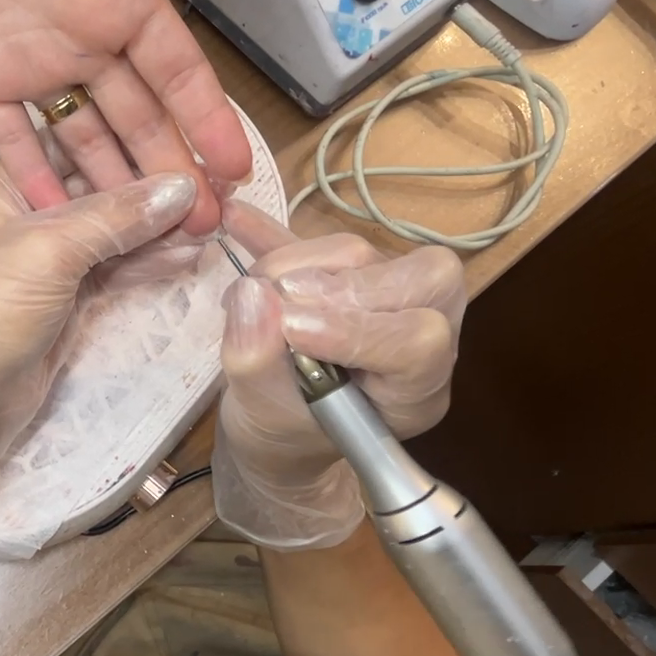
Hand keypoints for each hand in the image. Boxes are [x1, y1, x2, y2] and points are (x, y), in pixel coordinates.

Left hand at [0, 0, 267, 235]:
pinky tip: (63, 224)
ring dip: (116, 189)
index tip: (236, 170)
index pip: (176, 71)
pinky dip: (36, 181)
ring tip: (149, 242)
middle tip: (201, 229)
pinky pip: (12, 141)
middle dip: (171, 172)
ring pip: (84, 140)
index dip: (206, 120)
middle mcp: (85, 40)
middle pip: (139, 119)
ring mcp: (31, 67)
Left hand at [0, 163, 198, 533]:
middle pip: (101, 189)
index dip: (130, 143)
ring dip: (160, 229)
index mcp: (4, 183)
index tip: (188, 145)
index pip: (74, 146)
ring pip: (114, 231)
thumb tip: (184, 186)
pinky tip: (187, 255)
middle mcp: (27, 212)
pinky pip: (115, 267)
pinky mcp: (68, 294)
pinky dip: (147, 261)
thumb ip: (117, 215)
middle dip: (155, 190)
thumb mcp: (50, 249)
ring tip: (214, 224)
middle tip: (215, 189)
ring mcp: (49, 257)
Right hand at [215, 202, 465, 549]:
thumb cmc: (279, 435)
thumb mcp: (261, 416)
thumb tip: (251, 293)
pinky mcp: (340, 272)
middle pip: (419, 277)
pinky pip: (316, 242)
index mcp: (414, 389)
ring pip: (361, 251)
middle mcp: (419, 334)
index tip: (290, 331)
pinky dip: (274, 233)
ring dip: (295, 263)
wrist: (275, 428)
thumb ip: (258, 362)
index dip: (355, 327)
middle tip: (276, 303)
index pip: (419, 341)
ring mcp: (384, 296)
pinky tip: (236, 220)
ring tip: (247, 296)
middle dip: (338, 283)